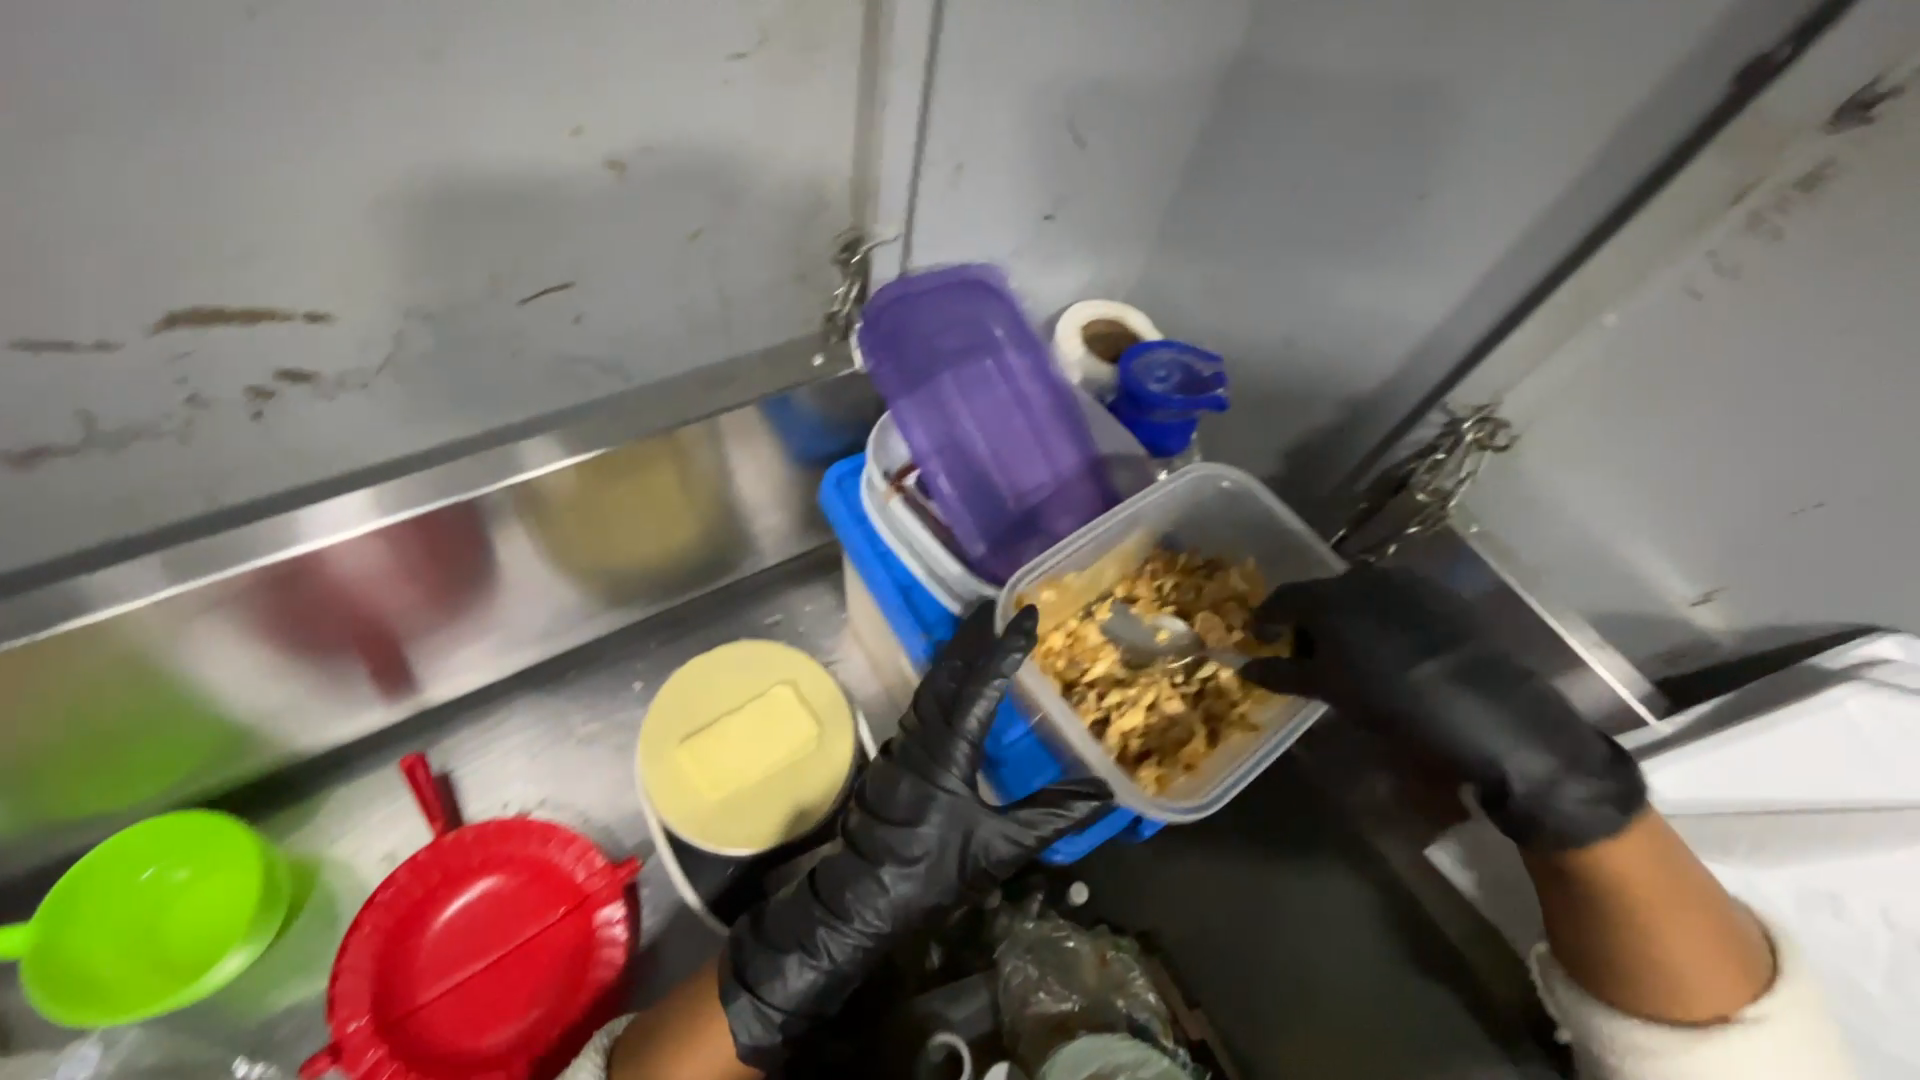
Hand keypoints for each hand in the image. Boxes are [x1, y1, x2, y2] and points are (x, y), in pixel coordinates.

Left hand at [718, 604, 1109, 1068]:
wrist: (864, 898)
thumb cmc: (934, 872)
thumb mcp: (1000, 849)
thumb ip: (1051, 815)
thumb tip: (1105, 792)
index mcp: (949, 749)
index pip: (981, 683)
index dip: (1005, 647)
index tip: (1027, 614)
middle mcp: (920, 735)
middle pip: (946, 672)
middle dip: (970, 635)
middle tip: (993, 605)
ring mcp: (900, 745)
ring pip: (929, 687)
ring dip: (953, 657)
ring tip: (977, 634)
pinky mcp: (892, 759)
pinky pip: (921, 706)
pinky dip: (941, 684)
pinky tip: (953, 687)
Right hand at [1239, 565, 1644, 850]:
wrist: (1486, 708)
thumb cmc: (1389, 700)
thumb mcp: (1328, 691)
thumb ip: (1282, 674)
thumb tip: (1245, 667)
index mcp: (1327, 598)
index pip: (1281, 599)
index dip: (1265, 620)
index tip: (1259, 638)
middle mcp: (1361, 578)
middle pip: (1320, 595)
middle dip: (1309, 622)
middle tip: (1307, 654)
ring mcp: (1404, 582)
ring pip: (1359, 596)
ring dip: (1347, 620)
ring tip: (1351, 655)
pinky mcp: (1440, 594)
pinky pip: (1394, 602)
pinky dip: (1381, 620)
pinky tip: (1390, 652)